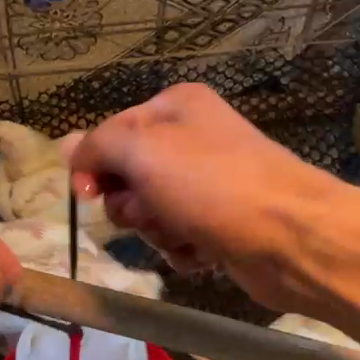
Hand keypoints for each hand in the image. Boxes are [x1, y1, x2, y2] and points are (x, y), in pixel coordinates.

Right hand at [67, 83, 354, 315]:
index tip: (89, 194)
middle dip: (131, 204)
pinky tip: (202, 252)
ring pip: (151, 212)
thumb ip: (97, 146)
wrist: (291, 238)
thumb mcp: (143, 151)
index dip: (94, 166)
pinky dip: (183, 249)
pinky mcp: (221, 224)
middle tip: (149, 212)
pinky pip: (178, 237)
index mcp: (175, 107)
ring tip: (184, 234)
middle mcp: (192, 140)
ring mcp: (209, 184)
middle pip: (128, 176)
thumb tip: (67, 148)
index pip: (109, 133)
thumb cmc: (212, 185)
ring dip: (157, 230)